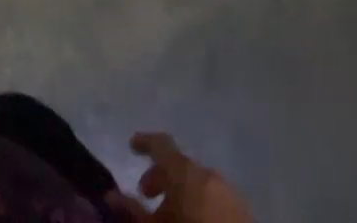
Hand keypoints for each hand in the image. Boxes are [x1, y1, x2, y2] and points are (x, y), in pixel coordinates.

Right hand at [106, 133, 252, 222]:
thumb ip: (133, 210)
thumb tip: (111, 195)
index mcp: (187, 173)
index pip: (162, 144)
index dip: (145, 142)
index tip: (131, 147)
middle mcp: (209, 175)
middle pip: (180, 165)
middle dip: (161, 175)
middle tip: (146, 194)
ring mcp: (231, 192)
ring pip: (198, 182)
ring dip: (180, 191)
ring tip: (169, 214)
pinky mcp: (245, 210)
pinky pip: (215, 195)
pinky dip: (199, 200)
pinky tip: (193, 218)